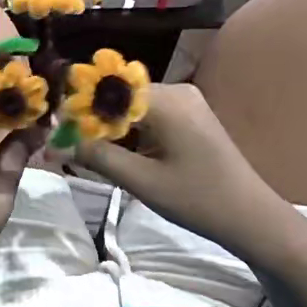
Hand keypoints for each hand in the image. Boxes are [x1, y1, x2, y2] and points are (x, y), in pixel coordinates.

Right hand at [75, 84, 299, 260]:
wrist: (250, 215)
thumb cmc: (196, 199)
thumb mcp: (142, 181)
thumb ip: (98, 157)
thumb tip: (58, 143)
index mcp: (167, 102)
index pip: (110, 91)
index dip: (80, 108)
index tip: (56, 130)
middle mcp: (177, 91)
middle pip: (122, 95)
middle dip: (95, 118)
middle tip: (69, 145)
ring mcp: (188, 101)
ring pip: (135, 106)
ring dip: (113, 125)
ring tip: (91, 151)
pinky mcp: (193, 115)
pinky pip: (153, 113)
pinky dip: (133, 129)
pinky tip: (122, 152)